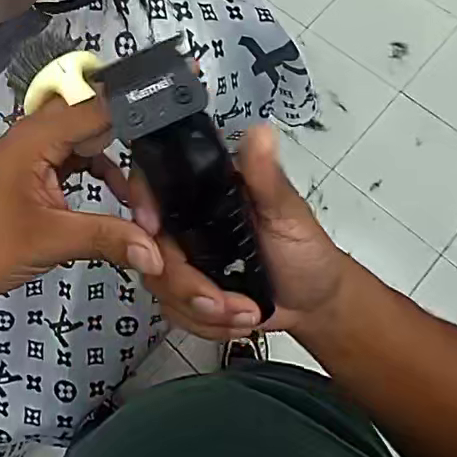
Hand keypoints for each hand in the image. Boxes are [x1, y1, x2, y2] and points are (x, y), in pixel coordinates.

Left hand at [0, 98, 163, 306]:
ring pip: (91, 139)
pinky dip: (104, 174)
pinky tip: (121, 199)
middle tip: (166, 156)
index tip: (173, 118)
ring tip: (145, 195)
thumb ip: (108, 238)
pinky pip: (80, 158)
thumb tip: (155, 252)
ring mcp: (36, 151)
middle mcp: (37, 134)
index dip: (138, 112)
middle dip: (134, 136)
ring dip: (120, 163)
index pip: (98, 109)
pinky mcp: (37, 169)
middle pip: (98, 119)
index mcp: (36, 137)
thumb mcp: (51, 241)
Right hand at [131, 124, 361, 339]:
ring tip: (246, 312)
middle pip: (149, 248)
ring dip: (203, 311)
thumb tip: (260, 132)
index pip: (155, 185)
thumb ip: (266, 177)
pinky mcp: (187, 292)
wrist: (315, 303)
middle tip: (228, 303)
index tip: (152, 232)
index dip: (142, 204)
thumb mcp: (287, 212)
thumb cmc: (305, 250)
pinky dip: (206, 324)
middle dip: (189, 286)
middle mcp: (188, 221)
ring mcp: (185, 258)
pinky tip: (237, 318)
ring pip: (160, 286)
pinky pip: (173, 311)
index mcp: (206, 192)